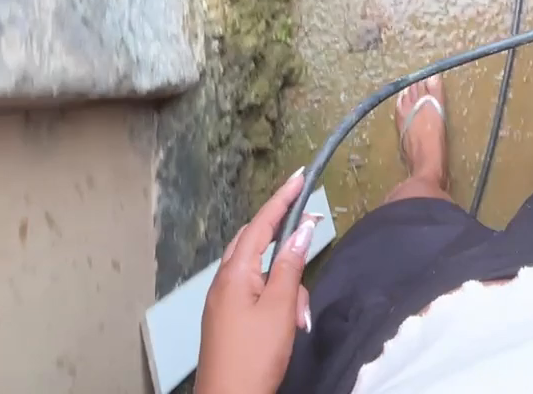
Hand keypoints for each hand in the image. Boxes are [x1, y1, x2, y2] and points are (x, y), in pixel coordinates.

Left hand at [199, 168, 322, 393]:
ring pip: (258, 270)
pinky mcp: (226, 320)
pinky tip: (289, 319)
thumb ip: (291, 265)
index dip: (281, 199)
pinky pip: (253, 292)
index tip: (299, 177)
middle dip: (284, 240)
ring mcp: (222, 301)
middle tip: (309, 233)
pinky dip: (273, 296)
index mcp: (235, 272)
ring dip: (283, 282)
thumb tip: (302, 229)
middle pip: (255, 241)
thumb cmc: (255, 355)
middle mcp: (223, 281)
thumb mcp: (280, 308)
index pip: (261, 223)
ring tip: (299, 314)